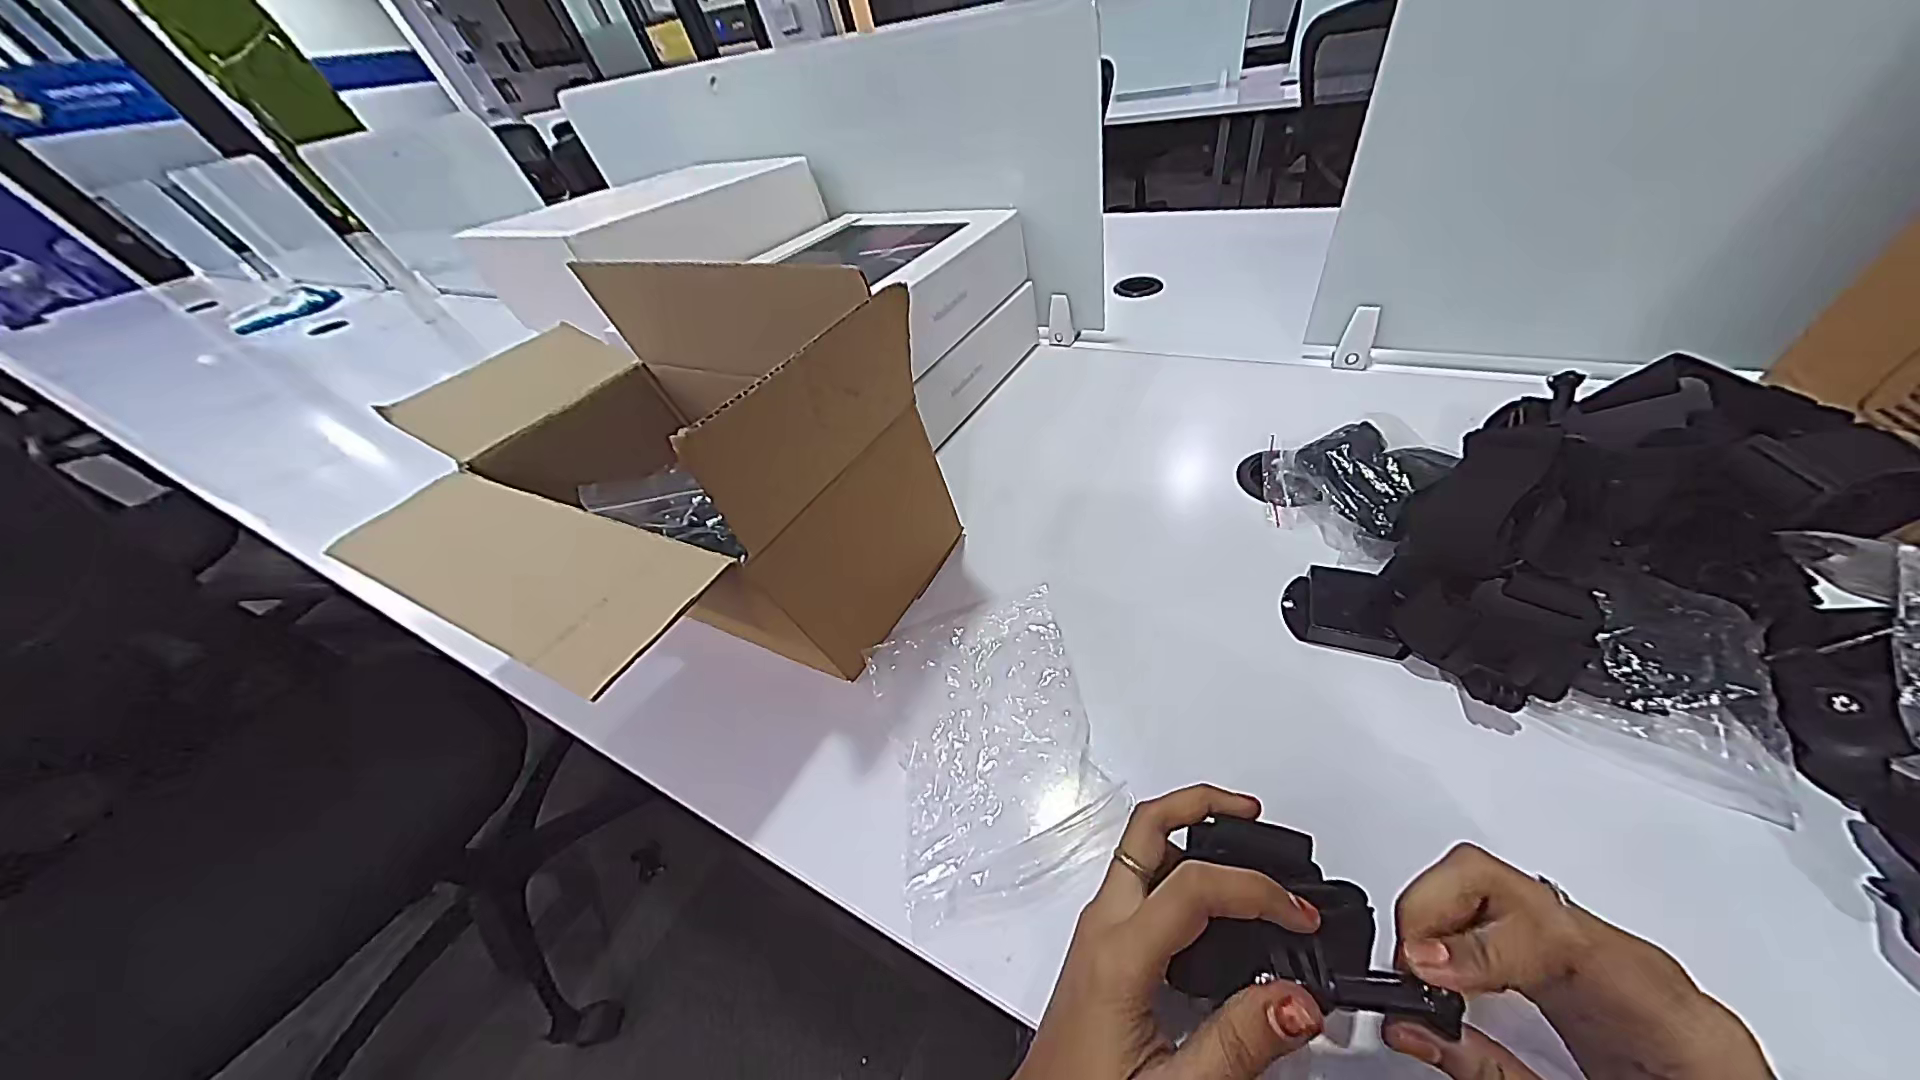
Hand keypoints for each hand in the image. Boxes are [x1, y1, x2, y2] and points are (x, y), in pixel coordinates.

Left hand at [1015, 785, 1326, 1079]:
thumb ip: (1240, 1043)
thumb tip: (1297, 1001)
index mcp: (1118, 953)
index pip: (1191, 886)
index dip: (1255, 890)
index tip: (1298, 914)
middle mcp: (1102, 922)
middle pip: (1145, 826)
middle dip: (1199, 802)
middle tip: (1248, 809)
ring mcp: (1100, 923)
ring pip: (1140, 843)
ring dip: (1188, 824)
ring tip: (1239, 838)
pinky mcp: (1104, 935)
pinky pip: (1141, 873)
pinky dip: (1180, 857)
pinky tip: (1213, 886)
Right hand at [1382, 844, 1772, 1079]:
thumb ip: (1496, 1071)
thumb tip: (1409, 1026)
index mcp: (1668, 1014)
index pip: (1546, 926)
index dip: (1468, 940)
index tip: (1418, 968)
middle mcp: (1640, 970)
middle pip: (1499, 879)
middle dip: (1431, 909)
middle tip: (1406, 966)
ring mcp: (1610, 960)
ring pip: (1491, 885)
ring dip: (1435, 917)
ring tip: (1416, 972)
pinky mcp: (1583, 967)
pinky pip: (1502, 917)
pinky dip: (1456, 933)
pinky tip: (1447, 972)